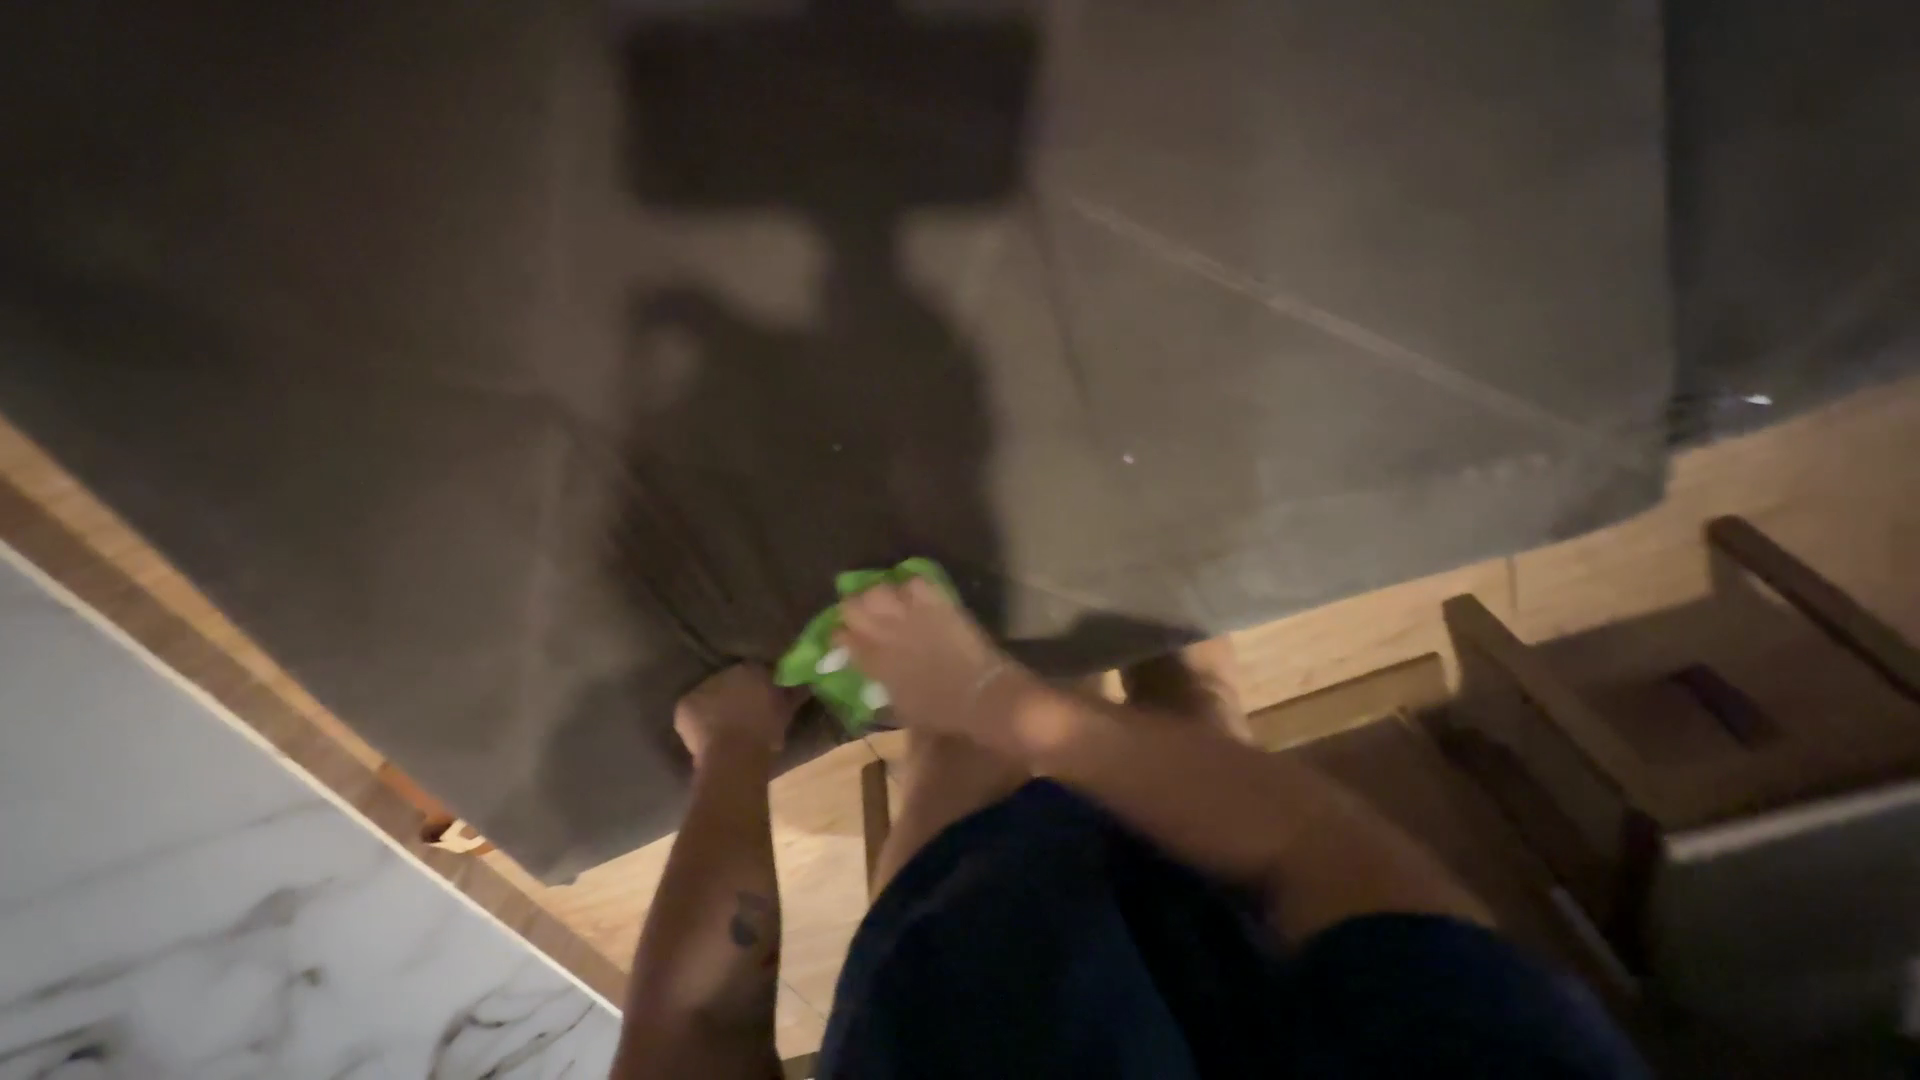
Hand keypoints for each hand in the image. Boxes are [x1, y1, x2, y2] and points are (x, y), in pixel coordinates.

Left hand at [674, 664, 801, 765]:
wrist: (734, 756)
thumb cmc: (766, 733)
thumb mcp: (786, 712)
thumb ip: (793, 693)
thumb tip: (804, 683)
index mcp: (754, 668)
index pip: (757, 669)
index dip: (759, 683)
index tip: (762, 696)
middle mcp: (727, 671)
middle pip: (731, 679)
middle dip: (735, 691)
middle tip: (743, 711)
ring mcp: (703, 686)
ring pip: (710, 693)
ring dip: (715, 704)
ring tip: (725, 725)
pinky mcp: (684, 704)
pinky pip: (691, 709)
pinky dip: (696, 718)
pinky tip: (705, 732)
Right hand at [835, 578, 1040, 743]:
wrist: (980, 695)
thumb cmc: (941, 711)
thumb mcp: (900, 706)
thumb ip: (882, 685)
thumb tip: (875, 675)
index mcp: (875, 662)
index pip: (841, 638)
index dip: (840, 636)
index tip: (844, 638)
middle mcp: (886, 634)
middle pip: (851, 607)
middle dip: (852, 609)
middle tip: (862, 614)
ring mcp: (910, 616)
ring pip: (877, 589)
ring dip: (879, 595)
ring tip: (888, 602)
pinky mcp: (937, 604)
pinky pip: (915, 583)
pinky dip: (912, 587)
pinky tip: (916, 596)